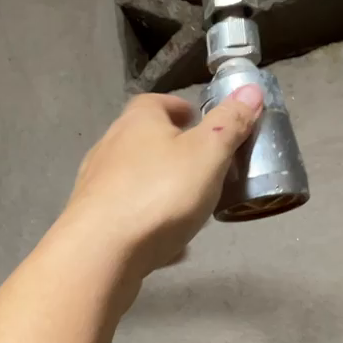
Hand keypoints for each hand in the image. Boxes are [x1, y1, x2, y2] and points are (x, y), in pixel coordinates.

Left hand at [55, 87, 263, 276]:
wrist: (100, 252)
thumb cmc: (160, 194)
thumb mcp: (208, 154)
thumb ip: (229, 124)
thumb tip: (250, 89)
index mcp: (138, 121)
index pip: (158, 102)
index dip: (181, 109)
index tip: (200, 122)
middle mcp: (111, 146)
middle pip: (145, 141)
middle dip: (174, 153)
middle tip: (204, 169)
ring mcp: (97, 185)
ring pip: (137, 182)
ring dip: (163, 191)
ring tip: (190, 208)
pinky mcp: (92, 221)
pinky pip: (128, 217)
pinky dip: (149, 224)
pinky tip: (169, 245)